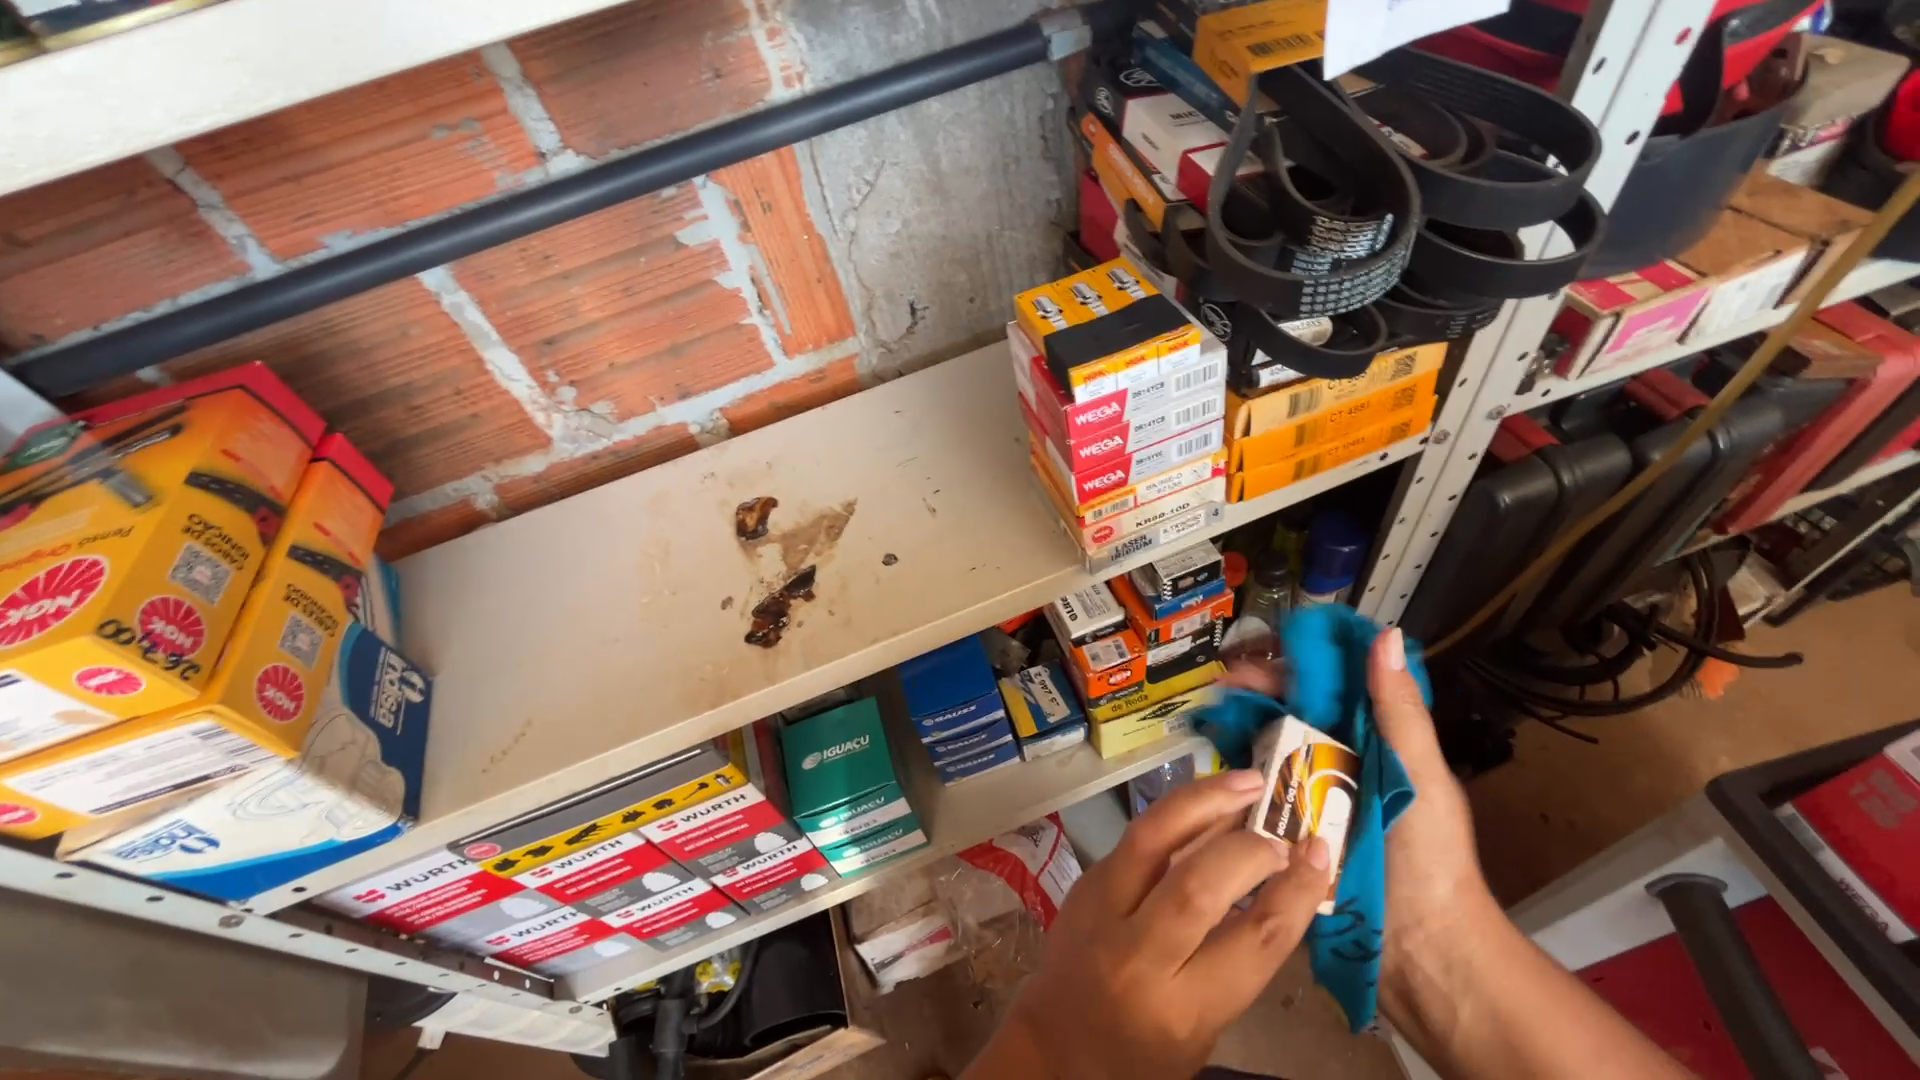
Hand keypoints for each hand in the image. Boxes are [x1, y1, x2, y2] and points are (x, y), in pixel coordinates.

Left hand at [967, 771, 1332, 1079]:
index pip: (1253, 939)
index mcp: (1183, 1008)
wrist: (1056, 1047)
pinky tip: (1204, 799)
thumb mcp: (1206, 1024)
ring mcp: (1102, 910)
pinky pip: (1136, 836)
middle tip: (1284, 833)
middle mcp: (1139, 954)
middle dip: (1251, 848)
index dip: (1295, 890)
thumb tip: (1275, 880)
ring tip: (1248, 781)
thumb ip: (1237, 957)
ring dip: (1207, 801)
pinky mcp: (1084, 883)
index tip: (1320, 853)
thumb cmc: (1144, 1050)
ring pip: (1155, 837)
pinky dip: (1176, 812)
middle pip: (1201, 882)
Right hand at [1219, 631, 1502, 1025]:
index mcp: (1375, 741)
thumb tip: (1386, 635)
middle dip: (1257, 686)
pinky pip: (1255, 788)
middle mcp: (1339, 760)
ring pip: (1269, 743)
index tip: (1264, 646)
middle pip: (1293, 708)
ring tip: (1210, 710)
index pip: (1333, 684)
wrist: (1419, 950)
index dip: (1299, 659)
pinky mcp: (1283, 827)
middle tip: (1223, 682)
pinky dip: (1234, 767)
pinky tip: (1211, 753)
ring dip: (1240, 720)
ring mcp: (1308, 794)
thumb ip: (1399, 711)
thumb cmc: (1428, 857)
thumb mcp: (1421, 777)